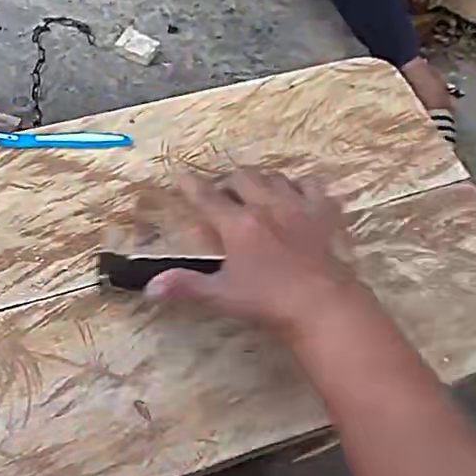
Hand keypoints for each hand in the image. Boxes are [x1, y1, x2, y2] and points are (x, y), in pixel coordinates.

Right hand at [144, 169, 369, 340]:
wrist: (323, 303)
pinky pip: (313, 186)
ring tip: (256, 188)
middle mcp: (267, 205)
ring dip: (261, 179)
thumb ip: (186, 287)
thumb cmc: (269, 301)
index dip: (190, 185)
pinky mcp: (325, 214)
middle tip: (223, 192)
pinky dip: (302, 185)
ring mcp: (299, 206)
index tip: (180, 172)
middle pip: (242, 178)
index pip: (207, 197)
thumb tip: (150, 287)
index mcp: (238, 224)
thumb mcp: (222, 296)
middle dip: (228, 181)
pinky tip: (299, 193)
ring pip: (276, 177)